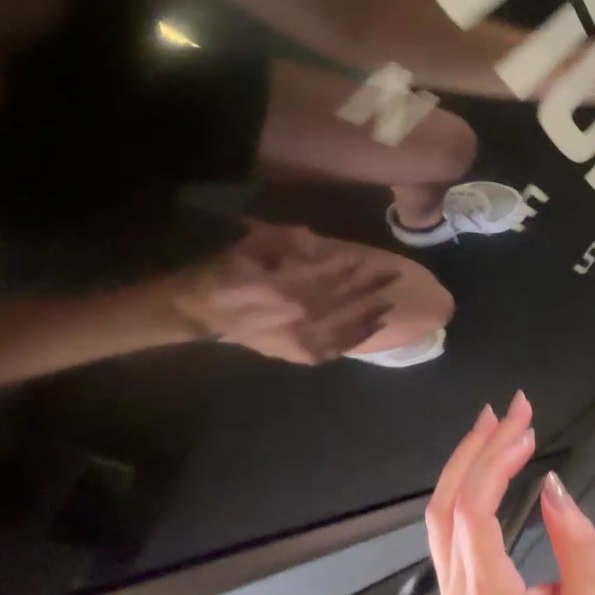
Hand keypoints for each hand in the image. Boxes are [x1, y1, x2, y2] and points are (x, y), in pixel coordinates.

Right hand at [173, 222, 398, 363]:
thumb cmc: (229, 270)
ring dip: (366, 317)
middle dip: (366, 289)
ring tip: (390, 304)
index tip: (369, 261)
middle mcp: (288, 317)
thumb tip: (317, 242)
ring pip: (337, 330)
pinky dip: (351, 342)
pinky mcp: (290, 354)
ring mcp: (291, 340)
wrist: (201, 309)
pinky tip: (372, 330)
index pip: (321, 277)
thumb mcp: (253, 244)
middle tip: (393, 276)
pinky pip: (327, 351)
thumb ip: (287, 240)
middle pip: (336, 302)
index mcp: (277, 288)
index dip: (346, 269)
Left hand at [428, 393, 594, 594]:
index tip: (529, 429)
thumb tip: (555, 486)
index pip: (475, 510)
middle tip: (514, 407)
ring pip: (437, 517)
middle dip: (480, 446)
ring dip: (464, 462)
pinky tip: (483, 472)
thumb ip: (577, 548)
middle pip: (448, 503)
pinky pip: (445, 531)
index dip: (497, 460)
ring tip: (492, 425)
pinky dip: (463, 488)